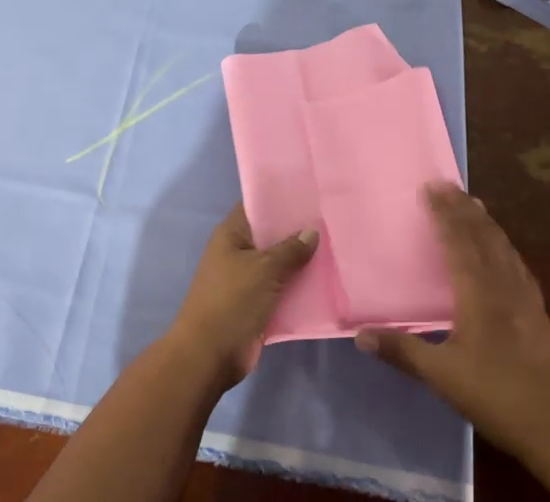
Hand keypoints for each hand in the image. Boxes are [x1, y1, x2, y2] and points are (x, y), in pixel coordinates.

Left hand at [166, 204, 317, 387]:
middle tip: (334, 220)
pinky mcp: (258, 304)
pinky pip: (283, 289)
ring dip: (303, 262)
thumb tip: (312, 231)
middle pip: (272, 236)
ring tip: (339, 248)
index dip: (282, 200)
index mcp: (232, 234)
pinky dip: (301, 287)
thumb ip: (290, 250)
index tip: (312, 194)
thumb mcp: (263, 269)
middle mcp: (239, 252)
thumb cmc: (232, 301)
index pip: (257, 206)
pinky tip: (328, 281)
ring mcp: (249, 279)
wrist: (211, 354)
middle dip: (299, 232)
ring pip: (281, 264)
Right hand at [355, 183, 549, 457]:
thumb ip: (402, 351)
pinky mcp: (539, 315)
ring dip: (487, 223)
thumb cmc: (496, 395)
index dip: (444, 214)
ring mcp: (526, 299)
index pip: (458, 242)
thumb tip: (360, 334)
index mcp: (478, 294)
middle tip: (449, 184)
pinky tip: (506, 253)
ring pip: (505, 249)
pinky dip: (506, 248)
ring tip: (476, 204)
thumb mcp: (442, 376)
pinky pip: (518, 267)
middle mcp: (504, 287)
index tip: (431, 187)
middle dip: (464, 209)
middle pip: (484, 237)